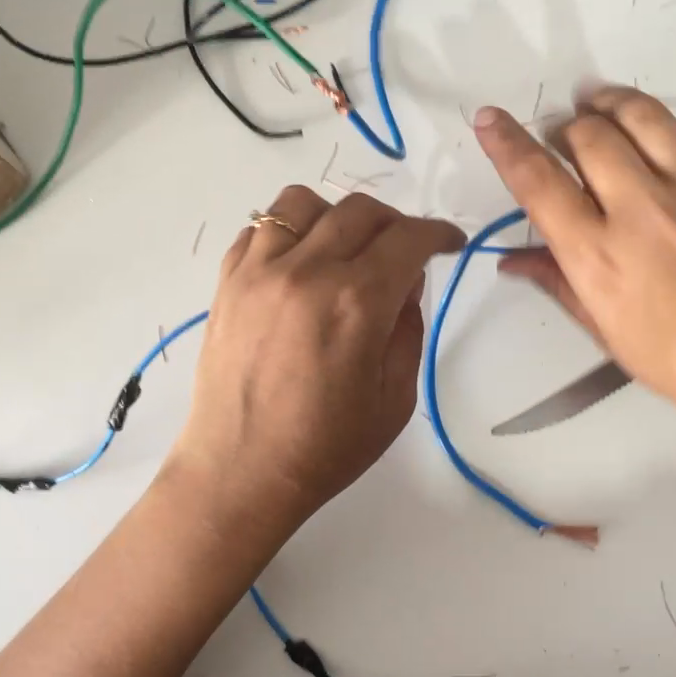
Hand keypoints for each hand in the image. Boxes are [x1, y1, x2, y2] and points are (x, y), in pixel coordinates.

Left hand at [165, 188, 465, 538]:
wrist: (241, 473)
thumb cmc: (325, 449)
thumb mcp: (394, 400)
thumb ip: (407, 331)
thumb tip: (404, 284)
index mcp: (357, 303)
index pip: (408, 239)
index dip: (438, 234)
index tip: (448, 243)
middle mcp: (307, 272)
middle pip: (360, 211)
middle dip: (395, 225)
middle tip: (403, 254)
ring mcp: (259, 272)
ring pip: (303, 203)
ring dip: (336, 218)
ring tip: (345, 251)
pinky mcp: (227, 283)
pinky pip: (260, 229)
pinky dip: (289, 234)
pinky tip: (299, 267)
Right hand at [471, 31, 675, 450]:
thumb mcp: (608, 333)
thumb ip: (560, 285)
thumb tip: (513, 260)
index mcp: (597, 253)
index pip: (538, 184)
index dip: (507, 146)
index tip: (489, 119)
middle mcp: (638, 206)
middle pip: (587, 139)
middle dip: (565, 131)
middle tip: (565, 142)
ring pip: (642, 116)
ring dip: (611, 101)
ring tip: (597, 101)